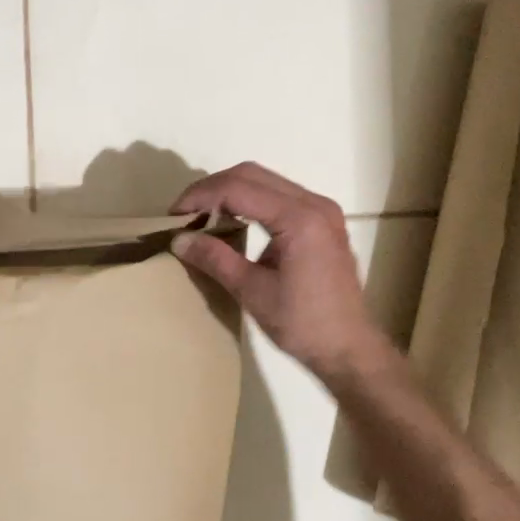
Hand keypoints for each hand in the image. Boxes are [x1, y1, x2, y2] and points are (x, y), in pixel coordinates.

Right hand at [170, 162, 393, 381]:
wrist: (346, 345)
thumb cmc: (300, 322)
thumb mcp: (250, 291)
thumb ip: (215, 258)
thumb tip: (178, 239)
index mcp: (299, 219)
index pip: (238, 188)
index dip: (199, 197)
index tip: (172, 217)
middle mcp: (314, 204)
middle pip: (252, 174)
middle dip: (211, 188)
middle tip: (183, 214)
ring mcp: (321, 211)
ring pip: (265, 181)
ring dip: (228, 192)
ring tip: (200, 217)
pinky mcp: (321, 222)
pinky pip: (277, 195)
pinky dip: (247, 201)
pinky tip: (229, 223)